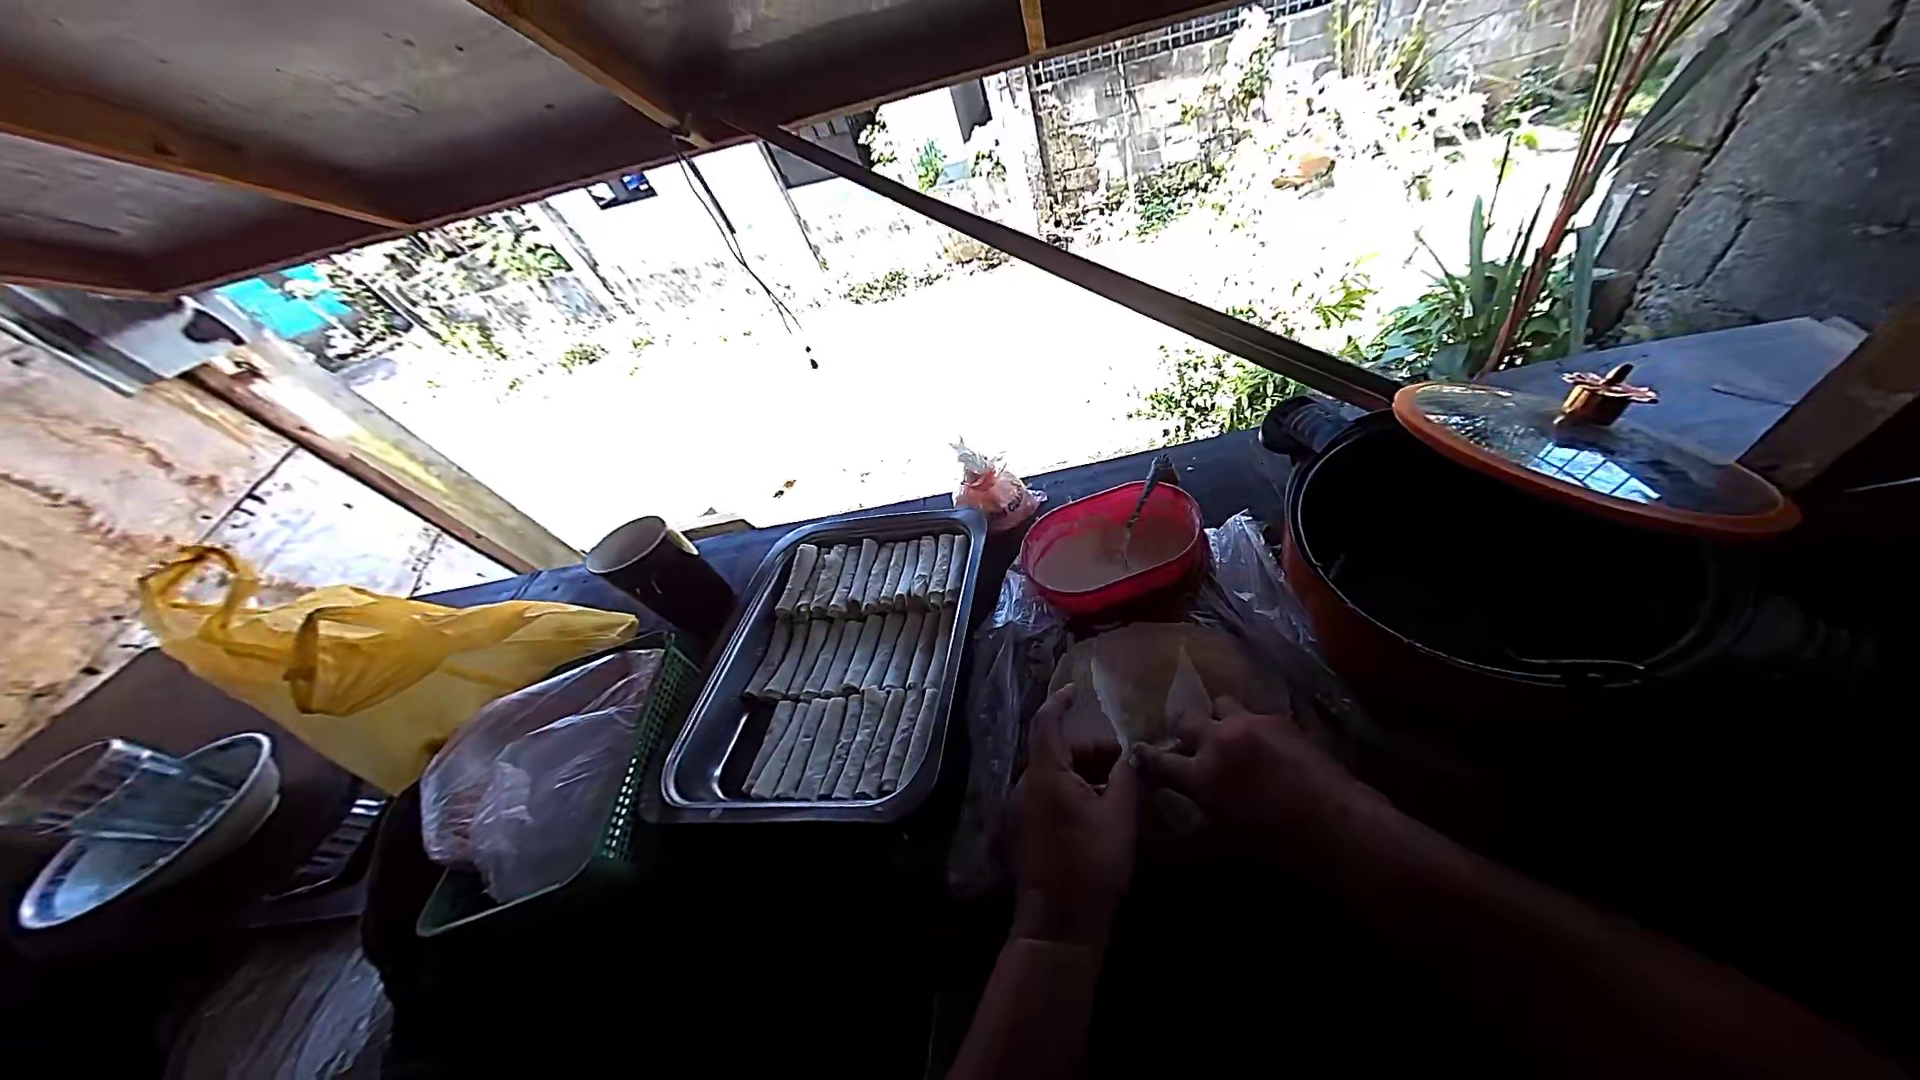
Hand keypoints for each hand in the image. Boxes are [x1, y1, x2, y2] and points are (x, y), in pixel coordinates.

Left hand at [1010, 683, 1139, 946]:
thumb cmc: (1092, 864)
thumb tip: (1135, 754)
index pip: (1046, 721)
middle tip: (1127, 762)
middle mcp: (1027, 784)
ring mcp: (1023, 807)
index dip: (1060, 701)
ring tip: (1121, 787)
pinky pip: (1050, 794)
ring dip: (1086, 772)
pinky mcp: (1027, 827)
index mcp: (1045, 773)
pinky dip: (1075, 790)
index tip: (1077, 690)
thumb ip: (1126, 778)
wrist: (1059, 923)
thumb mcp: (1118, 816)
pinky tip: (1103, 808)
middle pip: (1057, 749)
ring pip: (1056, 773)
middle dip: (1092, 749)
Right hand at [1134, 696, 1388, 872]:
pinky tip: (1265, 745)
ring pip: (1220, 705)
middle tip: (1189, 741)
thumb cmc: (1281, 846)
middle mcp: (1219, 741)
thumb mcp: (1228, 829)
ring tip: (1230, 735)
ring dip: (1219, 719)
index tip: (1141, 755)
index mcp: (1202, 775)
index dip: (1147, 757)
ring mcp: (1250, 725)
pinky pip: (1255, 715)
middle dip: (1182, 729)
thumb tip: (1195, 785)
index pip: (1158, 759)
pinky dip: (1252, 727)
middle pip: (1184, 718)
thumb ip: (1204, 798)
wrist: (1341, 827)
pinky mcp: (1280, 720)